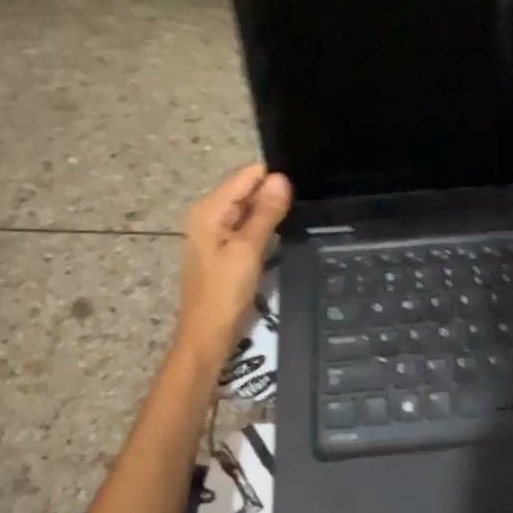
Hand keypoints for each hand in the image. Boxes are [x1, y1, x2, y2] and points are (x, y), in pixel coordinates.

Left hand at [173, 164, 291, 362]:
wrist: (207, 337)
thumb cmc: (225, 293)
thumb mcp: (249, 249)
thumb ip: (266, 212)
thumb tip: (282, 178)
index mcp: (210, 209)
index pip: (247, 175)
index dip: (274, 178)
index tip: (302, 187)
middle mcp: (209, 214)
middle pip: (248, 189)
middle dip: (273, 193)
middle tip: (304, 204)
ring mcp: (215, 231)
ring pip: (249, 208)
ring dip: (270, 211)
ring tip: (298, 215)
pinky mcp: (224, 248)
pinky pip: (247, 225)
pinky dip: (263, 226)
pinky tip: (282, 232)